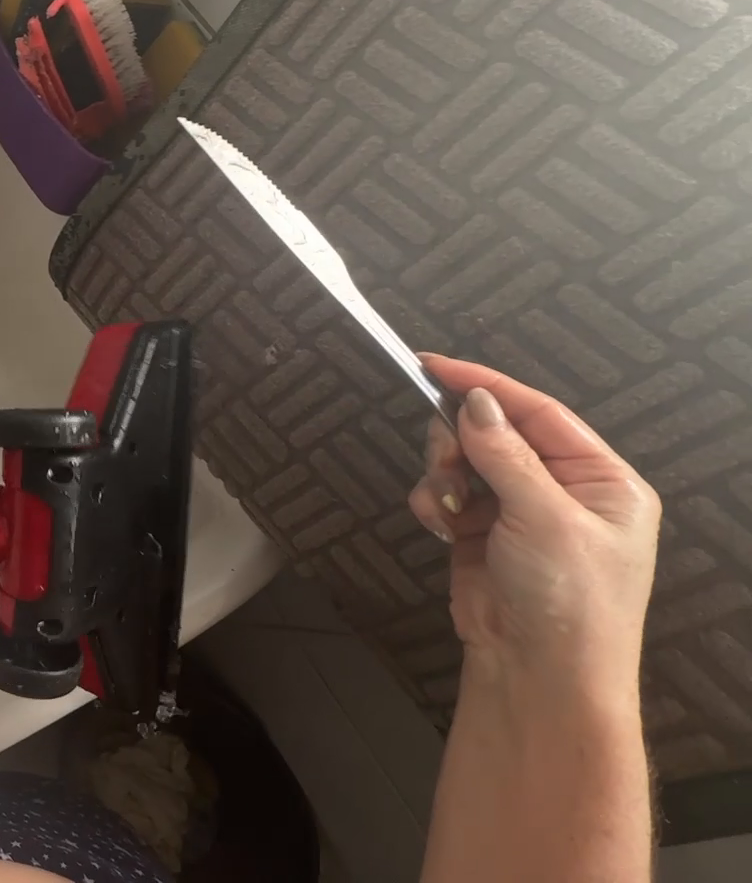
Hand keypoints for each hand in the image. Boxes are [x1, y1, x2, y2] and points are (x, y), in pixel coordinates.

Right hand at [409, 356, 660, 689]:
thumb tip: (475, 400)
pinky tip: (442, 528)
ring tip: (450, 511)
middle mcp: (558, 487)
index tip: (432, 365)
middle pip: (488, 433)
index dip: (485, 385)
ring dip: (441, 479)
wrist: (535, 666)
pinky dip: (432, 504)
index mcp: (599, 479)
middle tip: (447, 467)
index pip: (537, 412)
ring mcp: (514, 508)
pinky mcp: (476, 527)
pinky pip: (440, 492)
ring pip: (456, 461)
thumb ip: (506, 454)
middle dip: (457, 445)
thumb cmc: (566, 597)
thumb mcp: (543, 518)